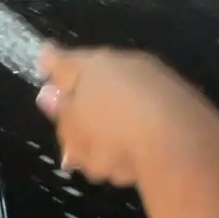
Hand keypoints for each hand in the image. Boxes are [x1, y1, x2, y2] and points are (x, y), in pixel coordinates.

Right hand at [36, 44, 218, 187]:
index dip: (51, 61)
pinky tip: (126, 162)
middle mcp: (122, 66)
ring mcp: (149, 82)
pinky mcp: (171, 104)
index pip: (63, 61)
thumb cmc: (110, 132)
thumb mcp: (72, 128)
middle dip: (78, 112)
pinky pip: (137, 123)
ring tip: (98, 162)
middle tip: (69, 141)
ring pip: (114, 109)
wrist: (175, 140)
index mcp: (91, 66)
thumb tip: (48, 94)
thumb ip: (60, 111)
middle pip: (91, 87)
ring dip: (103, 133)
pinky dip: (128, 141)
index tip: (43, 55)